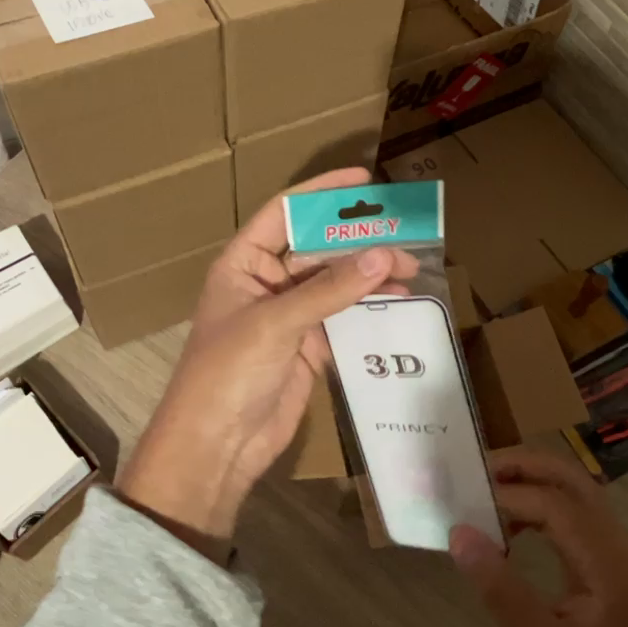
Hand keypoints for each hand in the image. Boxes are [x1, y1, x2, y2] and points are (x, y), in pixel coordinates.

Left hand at [118, 167, 418, 560]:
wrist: (216, 445)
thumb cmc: (228, 372)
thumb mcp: (277, 323)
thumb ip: (331, 289)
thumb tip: (384, 255)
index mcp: (244, 263)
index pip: (285, 213)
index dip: (322, 194)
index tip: (365, 181)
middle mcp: (267, 283)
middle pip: (319, 249)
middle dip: (359, 242)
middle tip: (407, 235)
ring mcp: (289, 316)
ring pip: (336, 284)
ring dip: (370, 277)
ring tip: (412, 272)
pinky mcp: (308, 348)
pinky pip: (343, 318)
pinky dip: (369, 310)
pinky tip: (399, 304)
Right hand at [449, 450, 627, 626]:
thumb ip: (501, 590)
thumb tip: (459, 532)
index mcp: (608, 561)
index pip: (554, 503)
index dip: (508, 495)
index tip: (464, 503)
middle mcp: (619, 546)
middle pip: (573, 480)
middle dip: (525, 466)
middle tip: (477, 469)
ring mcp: (620, 555)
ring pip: (578, 493)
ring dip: (535, 482)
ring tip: (489, 492)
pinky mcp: (613, 568)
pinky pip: (578, 517)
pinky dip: (544, 506)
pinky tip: (516, 526)